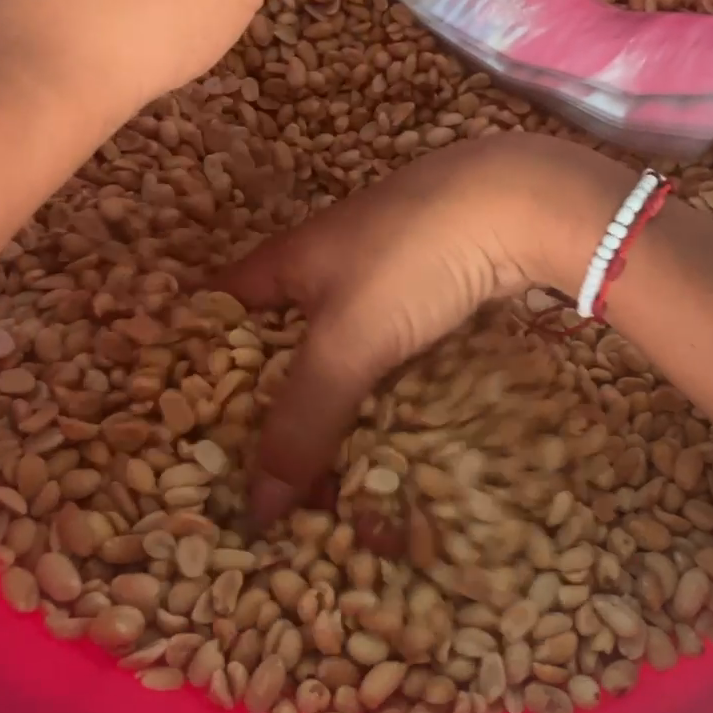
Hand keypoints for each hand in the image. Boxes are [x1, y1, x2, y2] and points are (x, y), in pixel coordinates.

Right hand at [216, 132, 633, 526]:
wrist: (523, 203)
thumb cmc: (414, 259)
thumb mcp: (347, 341)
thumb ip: (302, 419)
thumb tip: (255, 509)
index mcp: (290, 261)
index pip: (218, 313)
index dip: (197, 364)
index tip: (189, 427)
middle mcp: (330, 264)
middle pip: (285, 337)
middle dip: (274, 396)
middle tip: (264, 465)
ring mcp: (388, 271)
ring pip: (347, 345)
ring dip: (339, 395)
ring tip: (325, 461)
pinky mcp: (437, 286)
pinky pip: (397, 345)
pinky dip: (390, 382)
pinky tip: (392, 424)